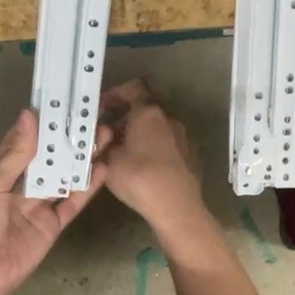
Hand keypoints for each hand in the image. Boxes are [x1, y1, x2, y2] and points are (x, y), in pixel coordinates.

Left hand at [0, 109, 108, 294]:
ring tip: (104, 136)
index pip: (24, 142)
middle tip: (93, 117)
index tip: (63, 101)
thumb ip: (14, 155)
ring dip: (82, 158)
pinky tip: (102, 168)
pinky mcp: (52, 226)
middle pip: (50, 158)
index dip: (42, 123)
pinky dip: (87, 187)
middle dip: (69, 138)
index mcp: (0, 173)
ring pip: (65, 176)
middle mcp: (21, 186)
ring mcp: (39, 206)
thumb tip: (29, 116)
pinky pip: (72, 203)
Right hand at [97, 79, 205, 233]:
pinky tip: (146, 168)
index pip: (133, 88)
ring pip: (157, 128)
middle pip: (145, 109)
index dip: (117, 93)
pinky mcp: (191, 155)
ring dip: (141, 135)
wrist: (175, 206)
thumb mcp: (108, 161)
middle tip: (109, 135)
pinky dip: (155, 149)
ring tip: (125, 154)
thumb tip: (104, 138)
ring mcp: (183, 137)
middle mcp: (169, 119)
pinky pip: (168, 145)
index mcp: (148, 113)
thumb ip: (104, 144)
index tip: (103, 108)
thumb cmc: (138, 178)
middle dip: (126, 118)